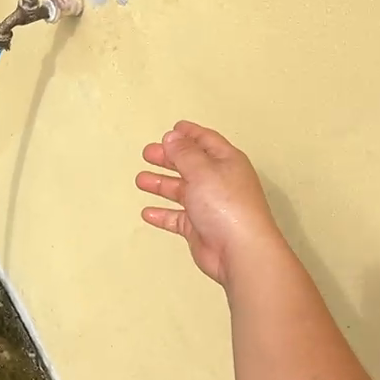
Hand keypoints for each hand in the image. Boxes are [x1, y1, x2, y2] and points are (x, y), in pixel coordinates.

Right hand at [135, 121, 285, 286]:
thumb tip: (172, 137)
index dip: (189, 134)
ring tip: (141, 180)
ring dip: (160, 184)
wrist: (238, 250)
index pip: (206, 141)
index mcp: (226, 162)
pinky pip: (176, 217)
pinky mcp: (198, 228)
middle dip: (169, 158)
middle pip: (190, 165)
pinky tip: (148, 212)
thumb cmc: (228, 207)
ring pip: (180, 190)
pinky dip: (162, 214)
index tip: (173, 129)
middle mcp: (218, 182)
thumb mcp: (203, 171)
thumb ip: (184, 153)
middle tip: (148, 153)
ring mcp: (208, 206)